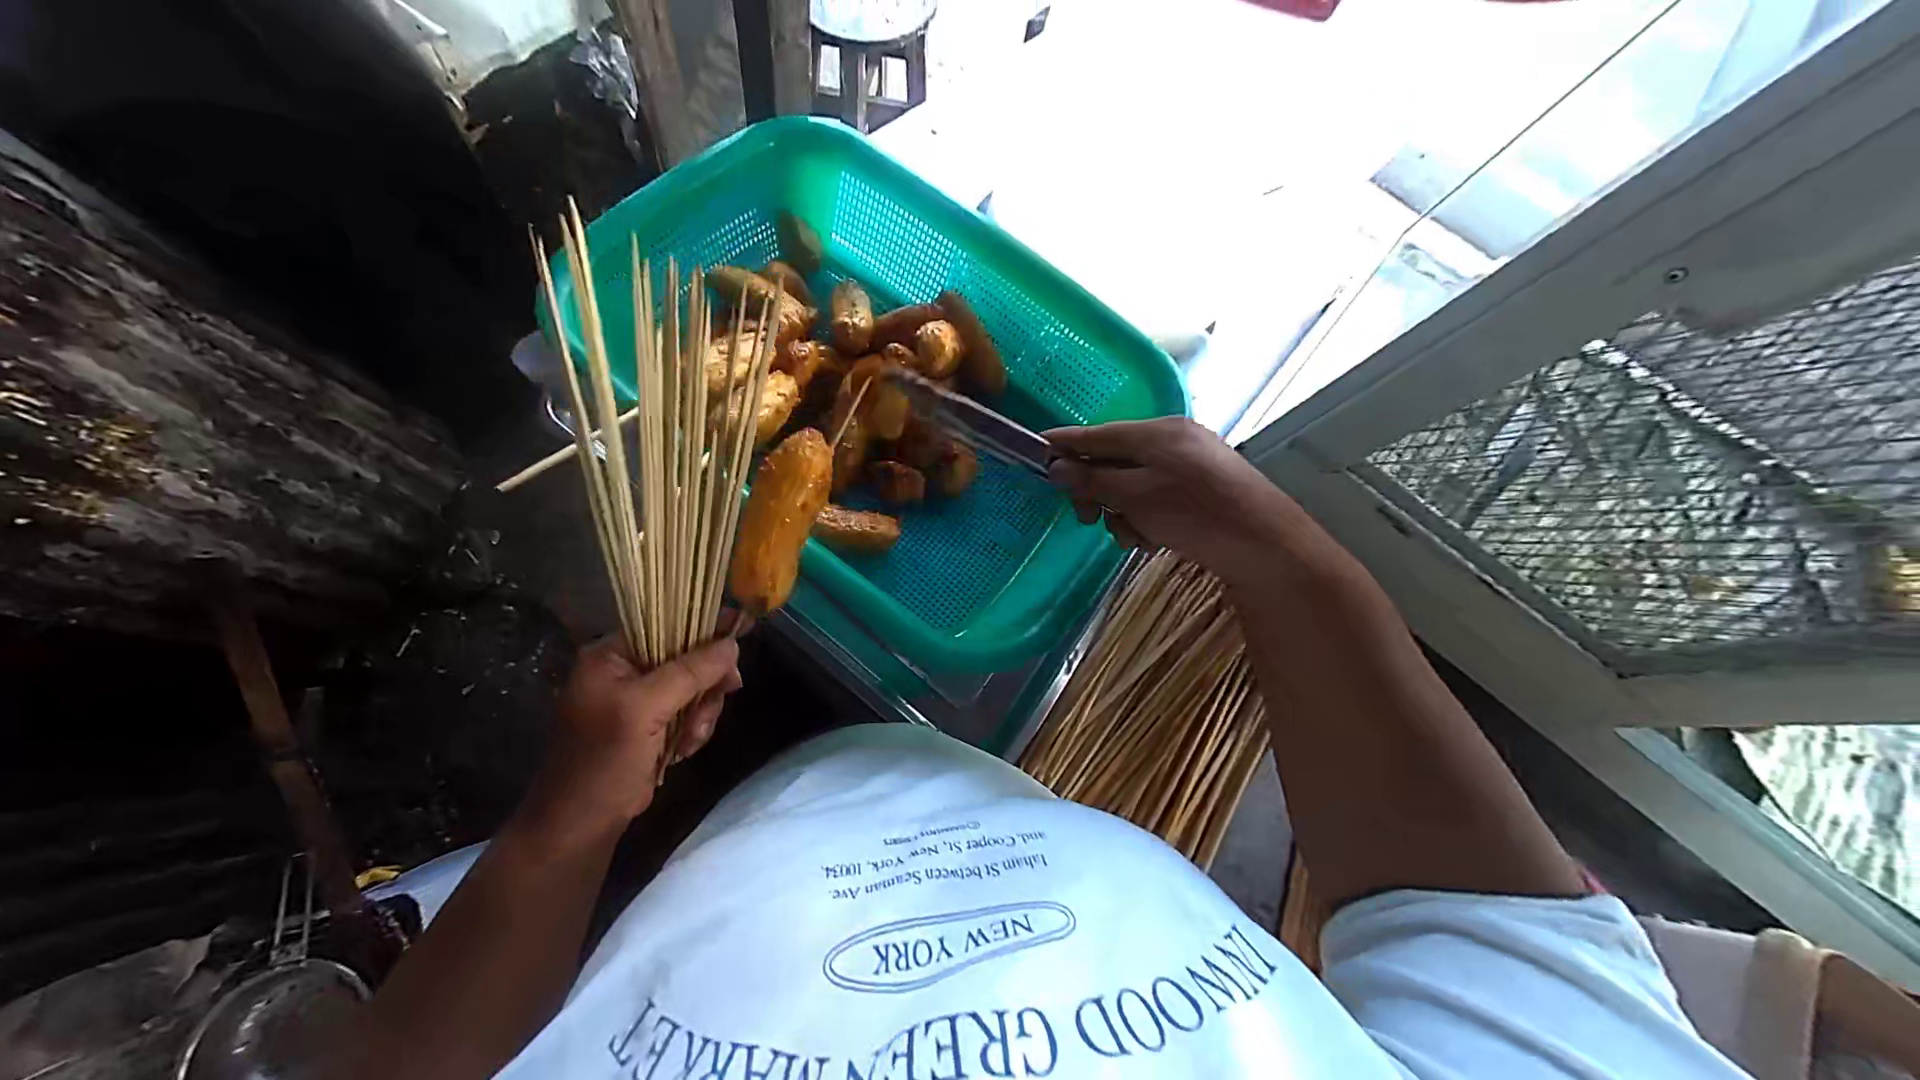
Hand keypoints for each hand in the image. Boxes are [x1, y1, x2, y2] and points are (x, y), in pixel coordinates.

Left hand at [524, 631, 744, 831]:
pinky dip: (695, 728)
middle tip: (728, 692)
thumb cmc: (603, 762)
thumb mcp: (644, 710)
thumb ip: (689, 673)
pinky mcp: (651, 726)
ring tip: (690, 738)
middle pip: (687, 657)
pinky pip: (690, 711)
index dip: (704, 625)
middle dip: (706, 683)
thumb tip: (733, 643)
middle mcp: (624, 671)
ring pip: (695, 687)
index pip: (664, 623)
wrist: (581, 827)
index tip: (743, 626)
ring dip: (702, 712)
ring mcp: (639, 700)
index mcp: (609, 656)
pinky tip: (684, 748)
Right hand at [1045, 417, 1357, 588]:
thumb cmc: (1196, 515)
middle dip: (1097, 491)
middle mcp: (1172, 438)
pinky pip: (1156, 493)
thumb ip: (1093, 479)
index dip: (1064, 444)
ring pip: (1133, 482)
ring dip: (1123, 511)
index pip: (1096, 433)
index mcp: (1156, 431)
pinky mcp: (1201, 484)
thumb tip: (1056, 466)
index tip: (1036, 451)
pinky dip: (1147, 515)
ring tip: (1135, 536)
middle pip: (1113, 458)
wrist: (1265, 545)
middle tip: (1087, 519)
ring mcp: (1190, 461)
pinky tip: (1155, 538)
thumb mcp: (1136, 497)